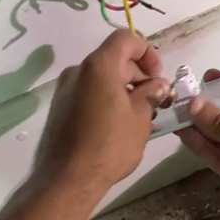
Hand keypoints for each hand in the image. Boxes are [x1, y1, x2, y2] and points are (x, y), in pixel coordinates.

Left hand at [32, 30, 170, 195]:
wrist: (67, 179)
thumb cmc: (109, 146)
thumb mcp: (140, 119)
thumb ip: (150, 95)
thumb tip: (158, 85)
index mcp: (98, 67)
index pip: (126, 40)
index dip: (147, 52)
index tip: (158, 76)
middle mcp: (78, 71)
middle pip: (113, 59)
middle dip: (138, 74)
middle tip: (156, 99)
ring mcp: (65, 90)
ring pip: (101, 78)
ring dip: (123, 88)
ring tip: (140, 115)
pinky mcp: (60, 108)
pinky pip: (88, 92)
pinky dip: (106, 99)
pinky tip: (119, 123)